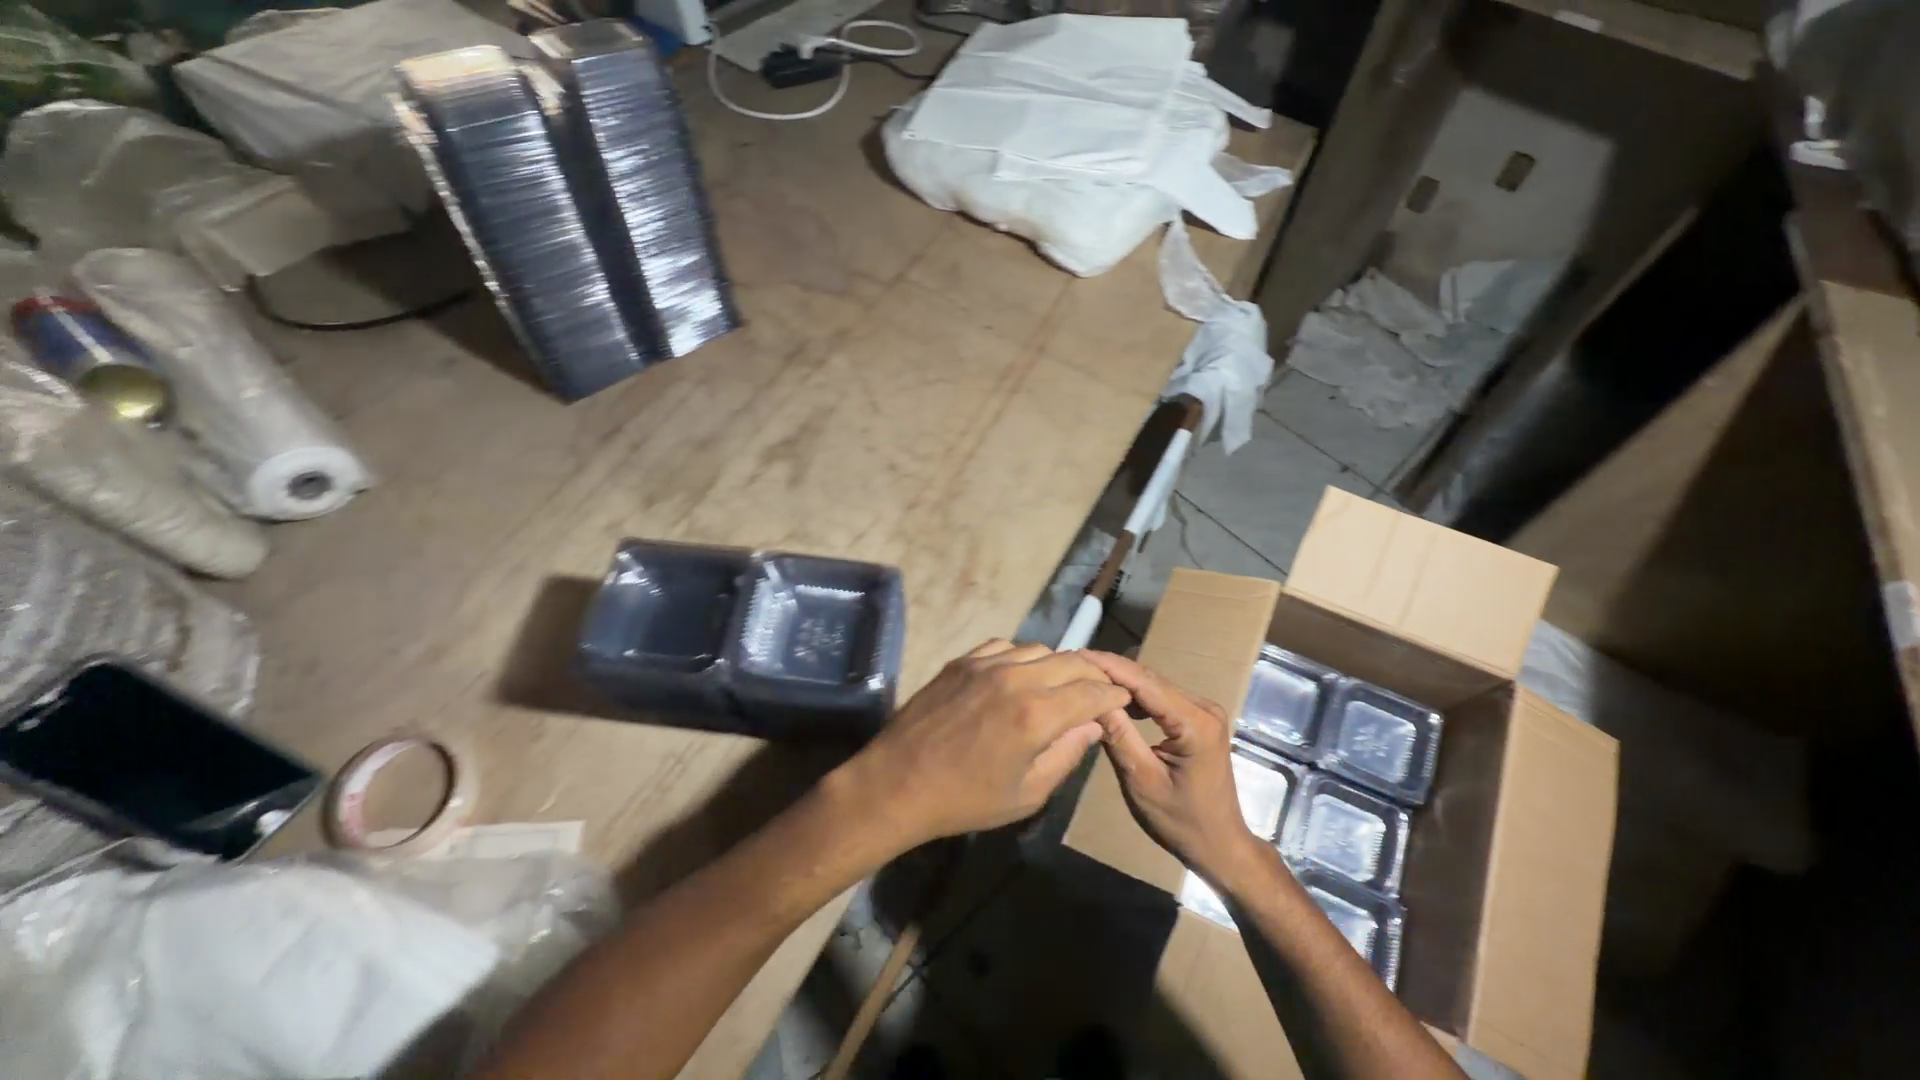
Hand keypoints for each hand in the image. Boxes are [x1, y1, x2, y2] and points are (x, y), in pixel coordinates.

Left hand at [836, 640, 1130, 847]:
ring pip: (1040, 649)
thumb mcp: (1028, 793)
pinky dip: (1022, 658)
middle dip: (1094, 674)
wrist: (898, 783)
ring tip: (1060, 685)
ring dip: (1058, 665)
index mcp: (1039, 714)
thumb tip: (1091, 726)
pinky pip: (1005, 647)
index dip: (1114, 695)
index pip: (1093, 691)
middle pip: (1072, 661)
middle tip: (1100, 690)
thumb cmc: (966, 800)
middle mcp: (1017, 678)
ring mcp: (986, 664)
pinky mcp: (962, 661)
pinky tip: (1020, 676)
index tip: (1122, 701)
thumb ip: (1067, 755)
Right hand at [1083, 651, 1265, 887]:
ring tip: (1083, 675)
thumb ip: (1118, 737)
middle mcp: (1204, 708)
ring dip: (1121, 680)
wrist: (1220, 845)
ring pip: (1154, 686)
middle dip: (1111, 669)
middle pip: (1150, 679)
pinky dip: (1135, 695)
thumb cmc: (1181, 821)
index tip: (1075, 655)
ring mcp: (1204, 712)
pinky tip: (1110, 696)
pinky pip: (1161, 698)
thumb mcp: (1142, 781)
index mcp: (1195, 723)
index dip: (1109, 666)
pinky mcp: (1198, 720)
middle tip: (1072, 662)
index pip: (1145, 683)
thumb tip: (1090, 699)